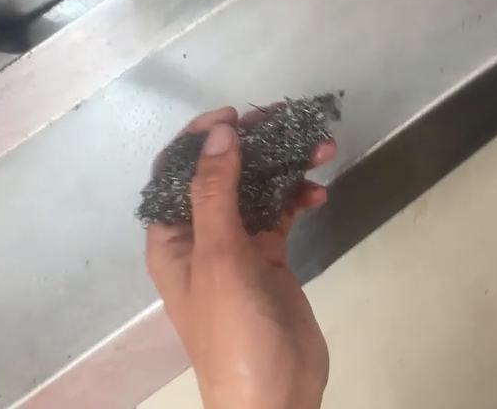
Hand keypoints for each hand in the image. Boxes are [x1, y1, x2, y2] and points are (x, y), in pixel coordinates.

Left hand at [145, 107, 336, 408]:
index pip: (175, 172)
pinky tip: (319, 193)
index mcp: (173, 238)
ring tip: (322, 148)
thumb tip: (219, 130)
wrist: (275, 395)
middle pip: (223, 172)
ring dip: (286, 165)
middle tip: (286, 119)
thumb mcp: (219, 256)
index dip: (199, 139)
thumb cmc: (233, 328)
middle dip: (253, 143)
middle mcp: (202, 235)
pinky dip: (299, 196)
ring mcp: (239, 245)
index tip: (235, 116)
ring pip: (258, 187)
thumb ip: (216, 190)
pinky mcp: (271, 255)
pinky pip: (282, 211)